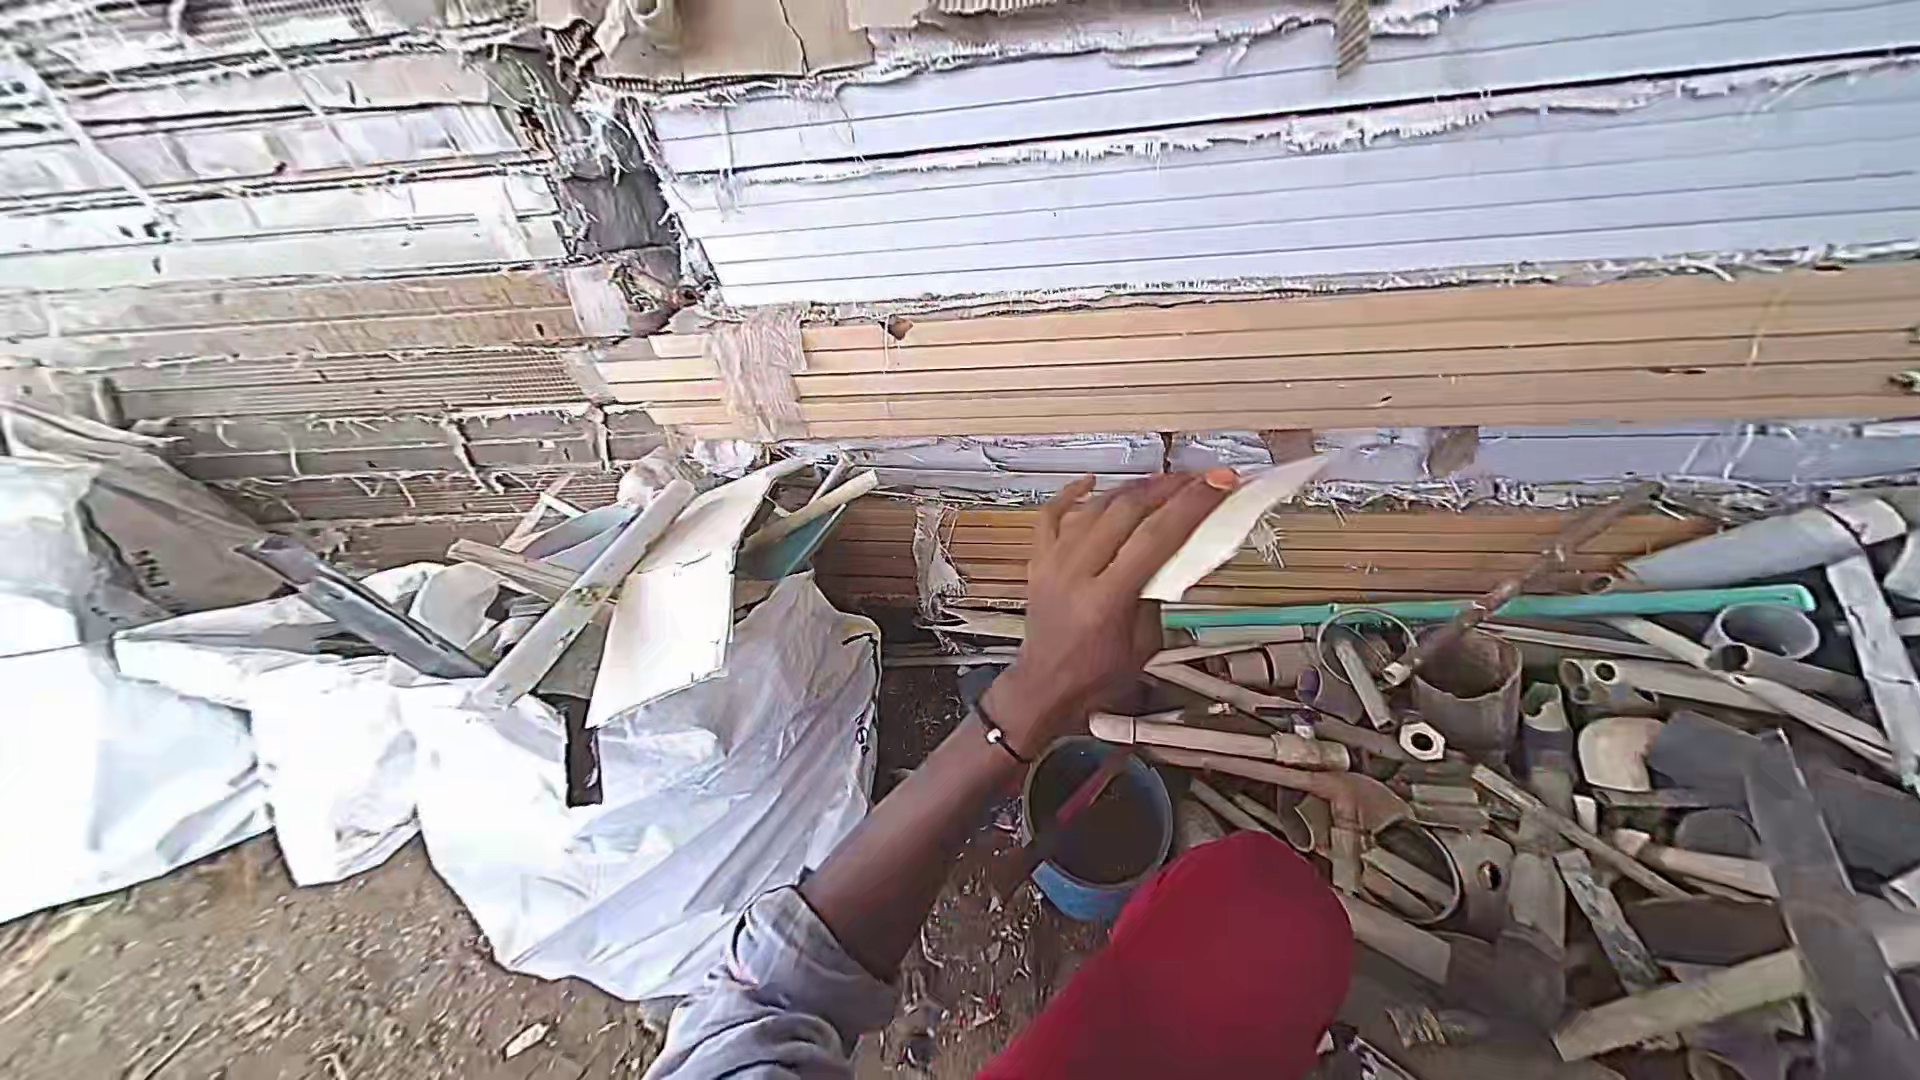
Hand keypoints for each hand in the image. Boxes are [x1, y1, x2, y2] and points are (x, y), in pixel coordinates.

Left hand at [981, 470, 1235, 754]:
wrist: (1046, 686)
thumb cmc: (1098, 673)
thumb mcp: (1146, 642)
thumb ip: (1160, 591)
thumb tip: (1179, 547)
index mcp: (1106, 600)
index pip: (1156, 537)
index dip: (1191, 505)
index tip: (1219, 483)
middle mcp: (1075, 573)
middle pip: (1126, 512)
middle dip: (1167, 488)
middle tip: (1197, 479)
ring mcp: (1052, 563)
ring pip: (1094, 509)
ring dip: (1132, 489)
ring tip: (1162, 482)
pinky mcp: (1038, 561)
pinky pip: (1050, 516)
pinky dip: (1072, 494)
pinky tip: (1092, 480)